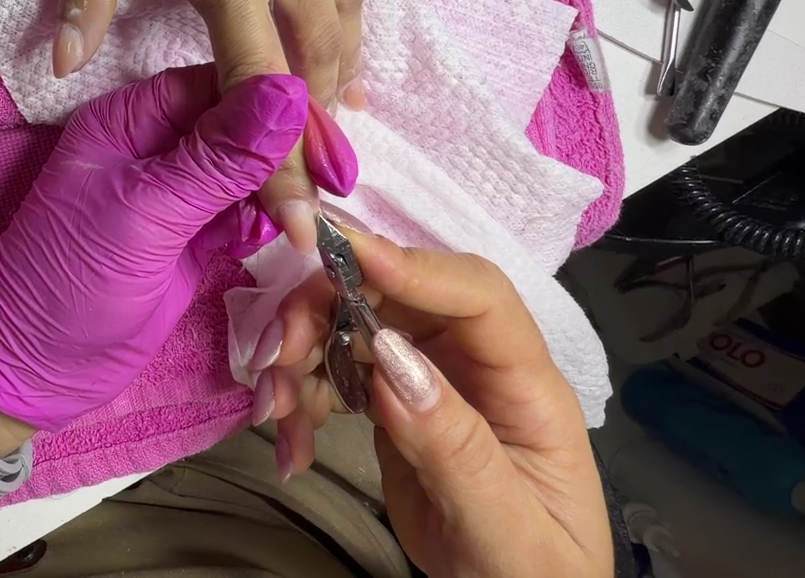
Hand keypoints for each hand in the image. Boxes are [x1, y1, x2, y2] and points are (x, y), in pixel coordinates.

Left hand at [0, 66, 305, 430]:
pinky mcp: (193, 233)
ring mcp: (177, 190)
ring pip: (247, 168)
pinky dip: (271, 218)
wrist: (37, 366)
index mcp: (129, 119)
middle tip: (339, 180)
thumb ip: (216, 158)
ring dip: (285, 186)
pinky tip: (297, 230)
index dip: (272, 100)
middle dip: (287, 149)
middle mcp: (154, 143)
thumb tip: (286, 91)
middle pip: (238, 125)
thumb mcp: (146, 213)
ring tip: (325, 207)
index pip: (215, 85)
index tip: (328, 128)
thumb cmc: (73, 280)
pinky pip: (244, 210)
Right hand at [259, 231, 610, 577]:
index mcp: (523, 385)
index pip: (478, 296)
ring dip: (299, 356)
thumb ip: (454, 448)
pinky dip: (297, 395)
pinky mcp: (384, 393)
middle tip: (277, 352)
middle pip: (392, 295)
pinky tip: (292, 443)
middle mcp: (470, 361)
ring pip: (346, 322)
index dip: (412, 266)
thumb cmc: (528, 577)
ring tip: (276, 414)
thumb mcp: (505, 536)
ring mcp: (424, 372)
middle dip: (323, 309)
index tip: (341, 258)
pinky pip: (328, 366)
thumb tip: (390, 356)